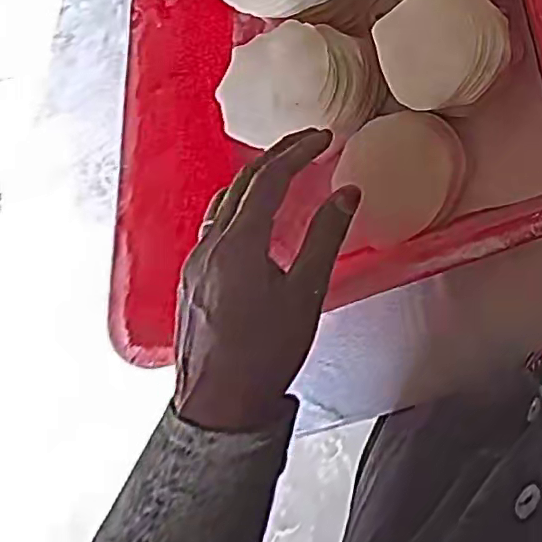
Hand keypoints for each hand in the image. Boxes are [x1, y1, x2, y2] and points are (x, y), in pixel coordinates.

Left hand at [175, 129, 359, 431]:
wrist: (218, 405)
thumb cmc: (267, 349)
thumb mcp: (307, 290)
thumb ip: (326, 236)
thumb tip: (347, 193)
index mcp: (238, 246)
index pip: (267, 182)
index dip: (297, 153)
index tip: (325, 137)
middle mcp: (210, 247)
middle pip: (242, 184)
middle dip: (277, 155)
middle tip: (310, 140)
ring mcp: (196, 262)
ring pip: (225, 201)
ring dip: (257, 175)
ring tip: (287, 165)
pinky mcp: (193, 278)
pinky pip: (218, 222)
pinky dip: (243, 200)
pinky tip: (259, 210)